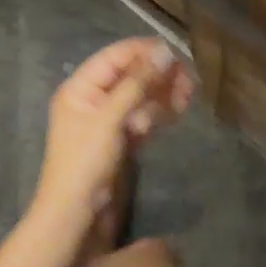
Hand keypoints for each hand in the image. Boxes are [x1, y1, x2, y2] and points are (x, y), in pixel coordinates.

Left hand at [31, 37, 195, 227]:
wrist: (76, 217)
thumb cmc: (85, 161)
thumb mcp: (109, 119)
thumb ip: (137, 84)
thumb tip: (164, 52)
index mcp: (80, 88)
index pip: (115, 57)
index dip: (143, 51)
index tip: (173, 50)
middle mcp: (93, 98)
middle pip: (130, 76)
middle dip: (158, 74)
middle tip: (188, 75)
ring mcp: (108, 120)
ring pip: (141, 96)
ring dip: (164, 93)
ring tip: (189, 92)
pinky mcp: (121, 138)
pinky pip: (143, 116)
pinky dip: (160, 112)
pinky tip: (180, 108)